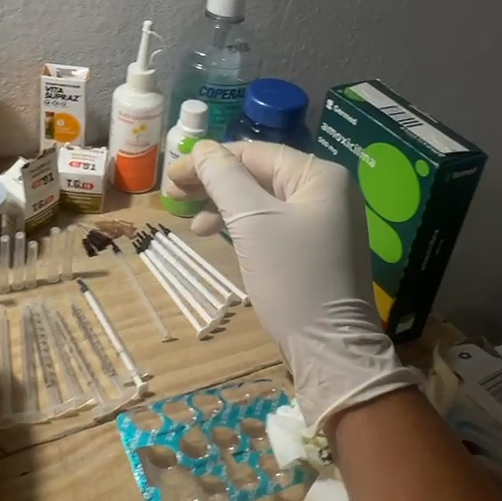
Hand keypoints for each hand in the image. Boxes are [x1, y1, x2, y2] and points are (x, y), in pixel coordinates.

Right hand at [167, 141, 419, 431]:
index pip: (254, 153)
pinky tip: (217, 236)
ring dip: (223, 206)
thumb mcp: (252, 222)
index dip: (209, 160)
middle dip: (214, 183)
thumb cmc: (292, 278)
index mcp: (319, 176)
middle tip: (174, 194)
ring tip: (191, 222)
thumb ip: (224, 178)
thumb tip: (201, 148)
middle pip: (258, 174)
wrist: (330, 352)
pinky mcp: (315, 249)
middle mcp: (326, 191)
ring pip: (261, 200)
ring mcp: (323, 221)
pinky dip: (242, 227)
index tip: (171, 174)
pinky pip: (271, 224)